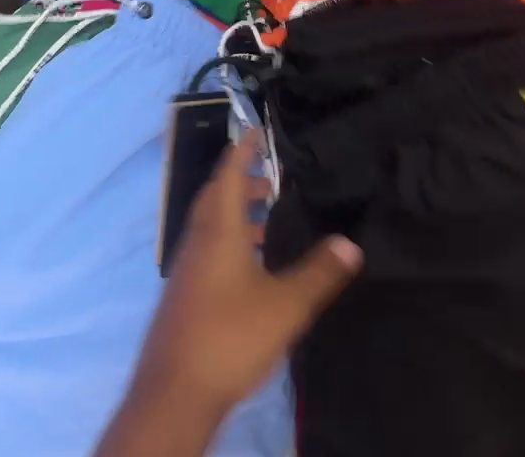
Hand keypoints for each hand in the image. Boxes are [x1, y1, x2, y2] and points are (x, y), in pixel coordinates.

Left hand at [132, 135, 362, 414]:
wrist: (173, 394)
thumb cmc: (230, 336)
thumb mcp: (286, 304)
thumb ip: (319, 272)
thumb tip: (351, 242)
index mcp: (218, 231)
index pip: (227, 175)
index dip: (242, 150)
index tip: (256, 131)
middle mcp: (197, 242)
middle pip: (215, 197)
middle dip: (240, 180)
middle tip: (269, 177)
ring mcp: (186, 269)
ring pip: (210, 225)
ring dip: (234, 212)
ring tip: (266, 217)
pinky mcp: (184, 295)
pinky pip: (207, 249)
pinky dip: (228, 239)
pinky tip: (250, 265)